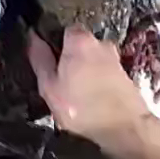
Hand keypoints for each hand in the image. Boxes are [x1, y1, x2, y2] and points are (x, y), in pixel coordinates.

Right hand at [27, 25, 159, 158]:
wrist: (125, 128)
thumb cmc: (81, 108)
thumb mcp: (50, 86)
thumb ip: (41, 59)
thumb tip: (33, 38)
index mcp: (80, 40)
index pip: (63, 30)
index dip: (55, 46)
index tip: (49, 64)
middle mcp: (101, 43)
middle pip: (80, 46)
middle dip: (71, 60)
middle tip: (61, 83)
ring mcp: (116, 59)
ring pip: (93, 61)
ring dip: (86, 72)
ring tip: (77, 95)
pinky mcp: (126, 76)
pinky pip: (105, 74)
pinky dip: (98, 82)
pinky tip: (93, 100)